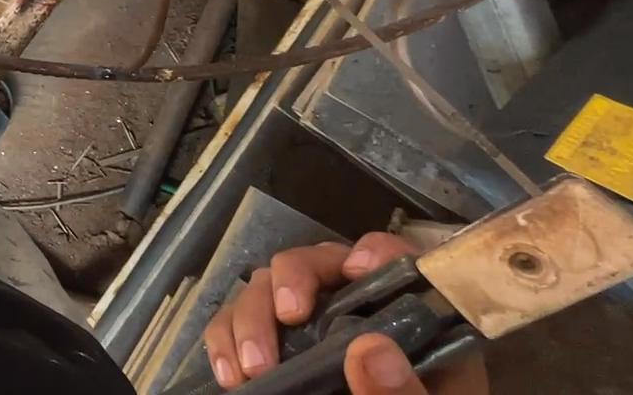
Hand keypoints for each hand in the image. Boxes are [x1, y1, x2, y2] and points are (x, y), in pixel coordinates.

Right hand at [203, 232, 486, 394]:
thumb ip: (408, 390)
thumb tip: (370, 350)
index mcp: (401, 317)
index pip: (390, 261)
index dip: (374, 253)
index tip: (357, 272)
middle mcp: (346, 304)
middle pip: (309, 263)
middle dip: (288, 283)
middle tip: (286, 318)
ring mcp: (302, 320)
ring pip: (262, 287)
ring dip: (249, 320)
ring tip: (253, 369)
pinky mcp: (267, 338)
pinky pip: (232, 320)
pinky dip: (224, 340)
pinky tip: (230, 375)